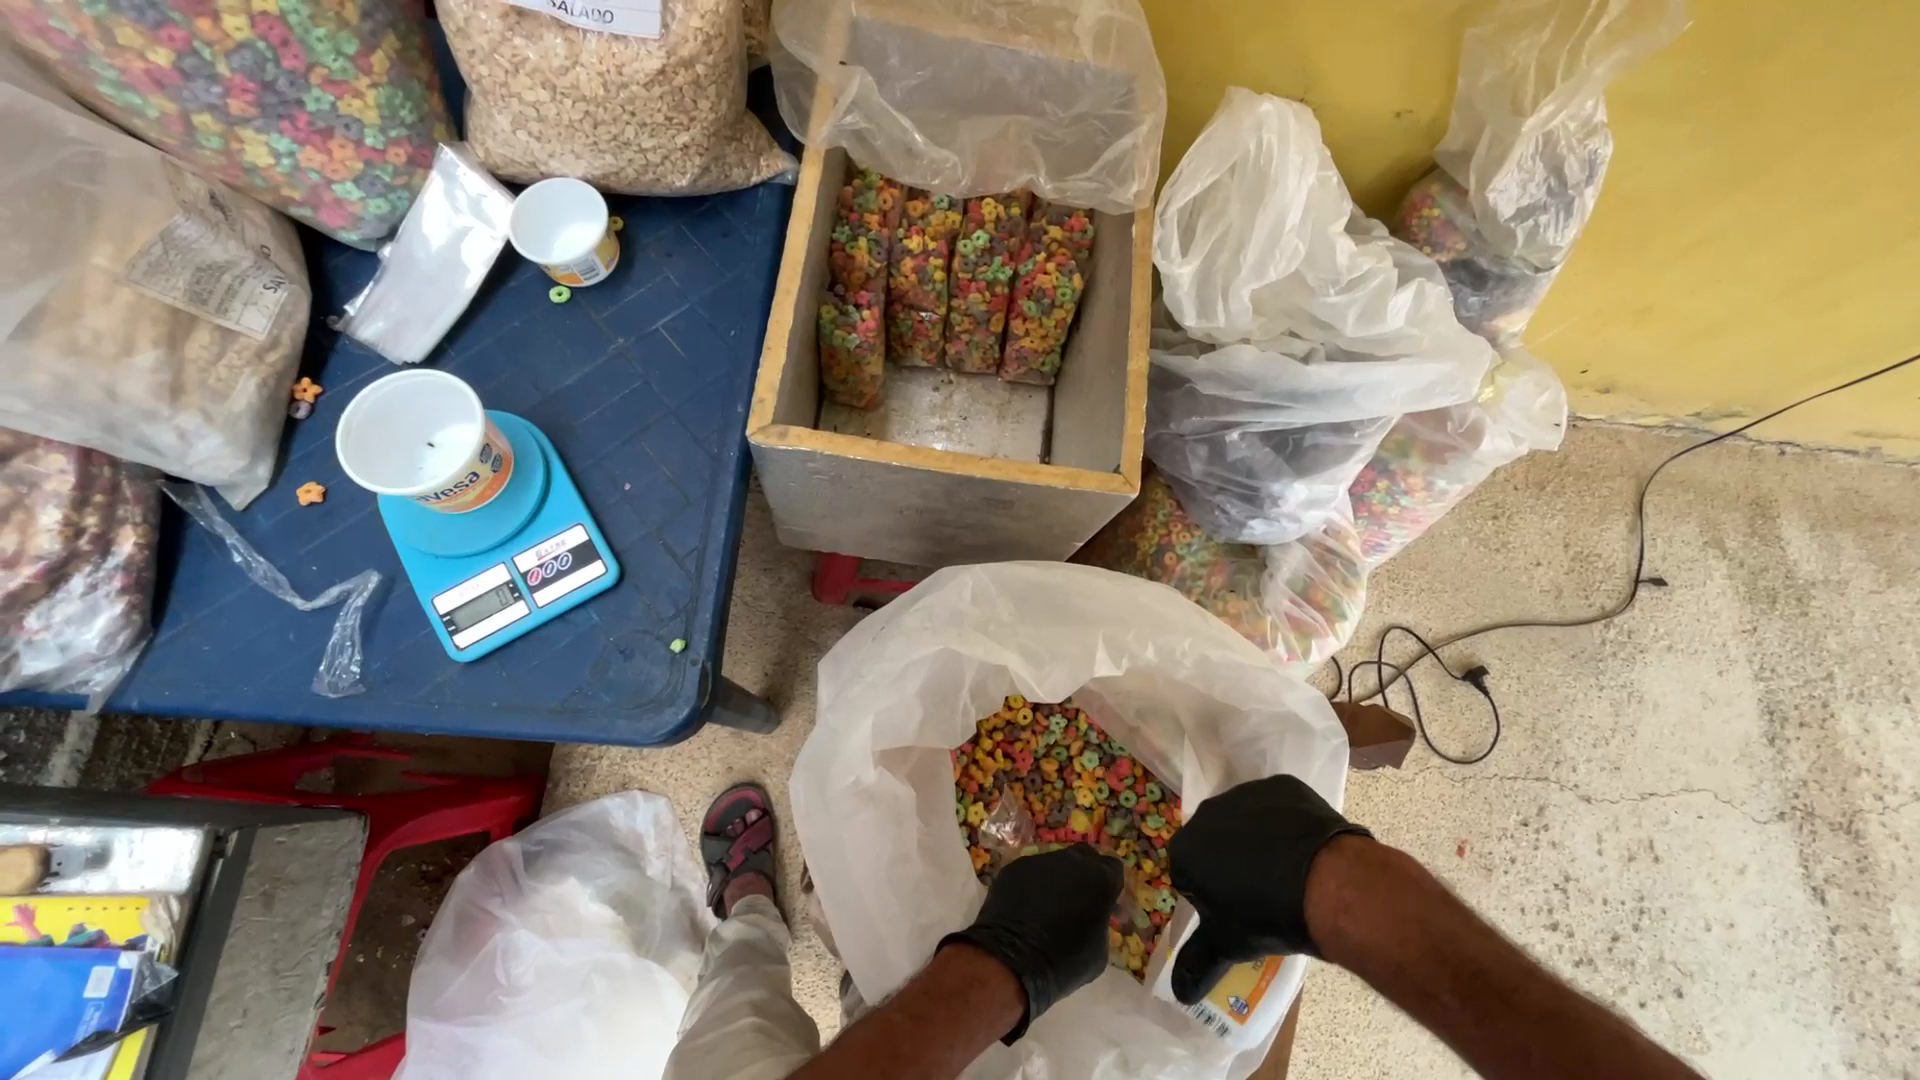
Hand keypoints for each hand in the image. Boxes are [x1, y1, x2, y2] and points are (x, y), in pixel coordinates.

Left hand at [938, 843, 1123, 1041]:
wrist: (1012, 961)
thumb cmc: (1065, 961)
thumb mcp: (1100, 949)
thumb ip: (1100, 921)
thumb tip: (1093, 915)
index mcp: (1099, 879)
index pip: (1113, 868)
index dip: (1110, 884)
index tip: (1106, 902)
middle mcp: (1071, 861)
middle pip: (1084, 857)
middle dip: (1085, 874)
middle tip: (1080, 899)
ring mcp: (1039, 861)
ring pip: (1055, 864)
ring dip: (1057, 879)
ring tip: (1048, 905)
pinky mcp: (1014, 868)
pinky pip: (1030, 873)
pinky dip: (1032, 885)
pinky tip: (1025, 907)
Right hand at [1167, 774, 1372, 1003]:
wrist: (1327, 883)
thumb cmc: (1267, 916)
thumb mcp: (1228, 946)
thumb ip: (1198, 965)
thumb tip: (1178, 995)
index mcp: (1185, 850)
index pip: (1190, 874)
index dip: (1212, 894)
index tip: (1237, 911)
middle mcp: (1206, 814)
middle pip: (1215, 841)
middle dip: (1231, 862)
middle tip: (1263, 893)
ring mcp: (1245, 794)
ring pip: (1247, 821)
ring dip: (1259, 841)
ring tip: (1290, 873)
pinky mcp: (1281, 785)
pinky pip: (1279, 806)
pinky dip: (1288, 823)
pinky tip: (1307, 850)